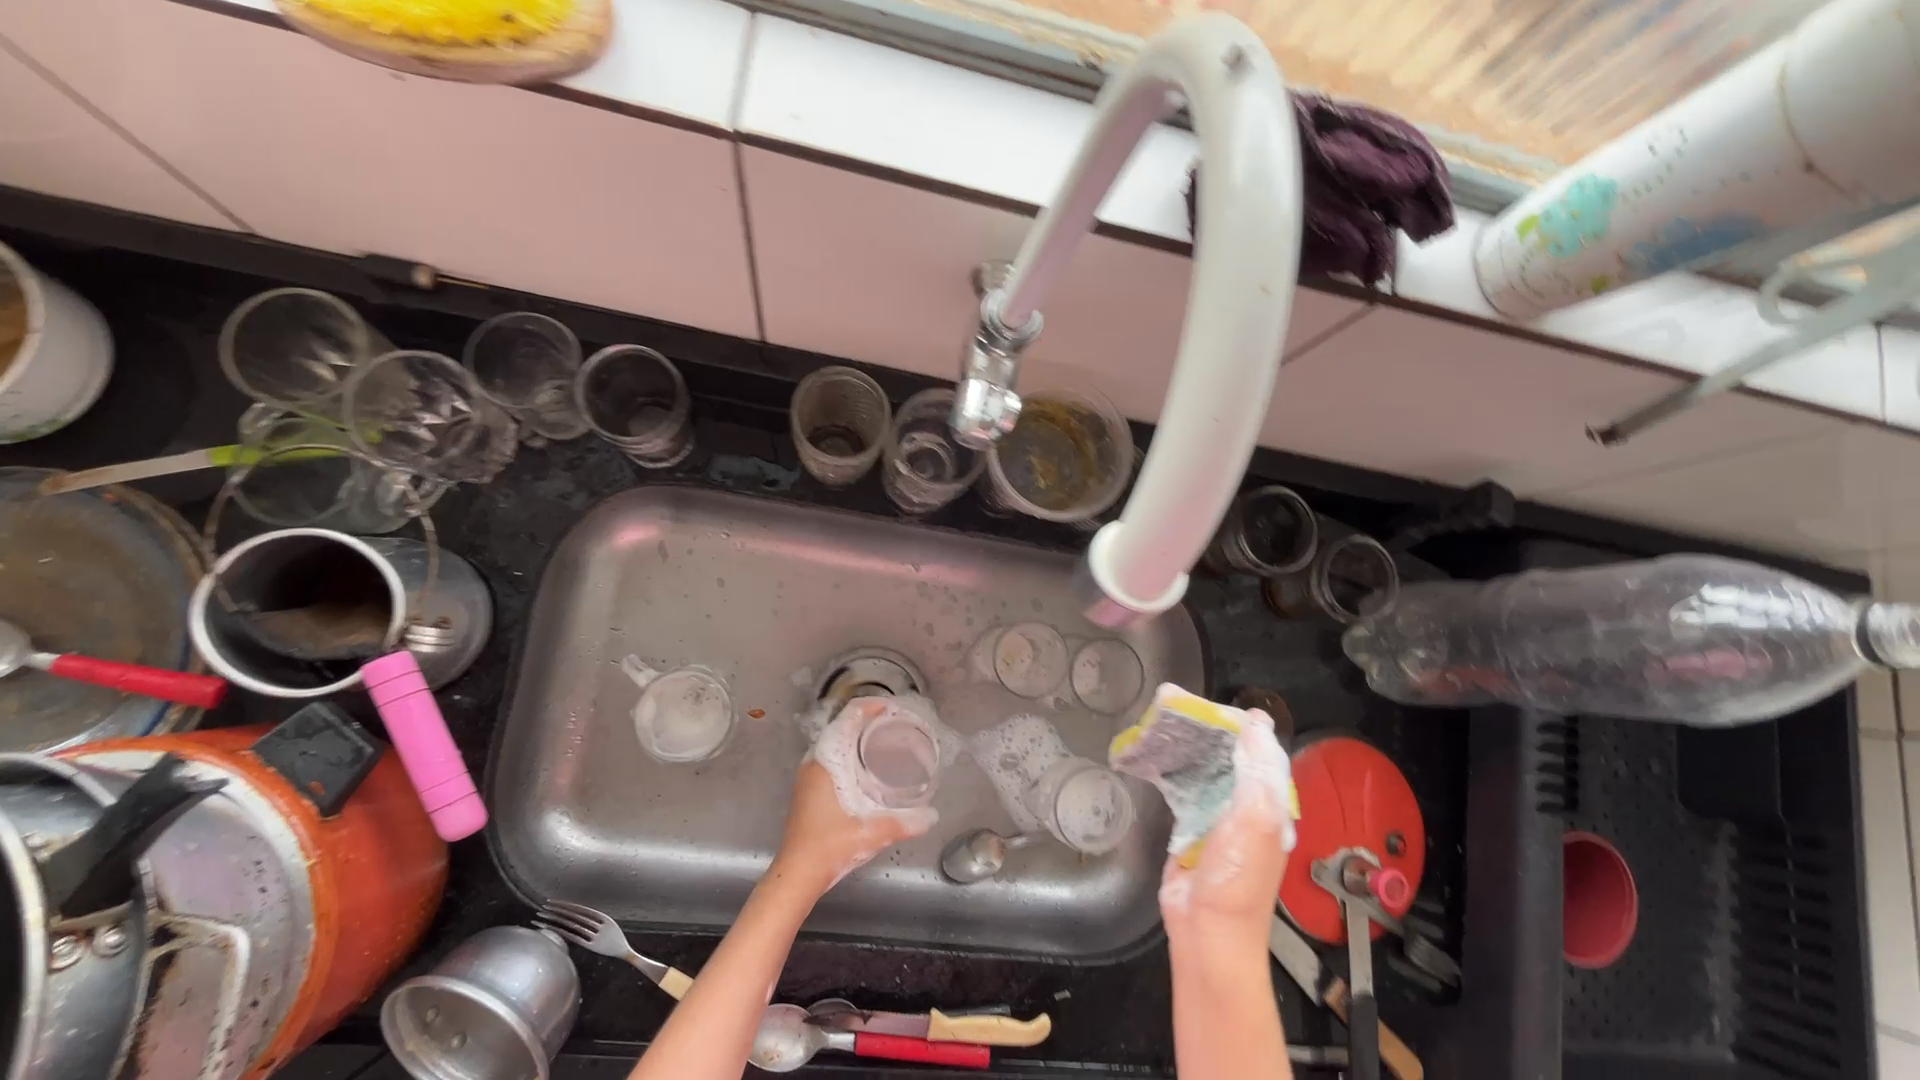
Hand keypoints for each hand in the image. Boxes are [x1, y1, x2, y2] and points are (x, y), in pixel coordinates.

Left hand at [772, 703, 938, 896]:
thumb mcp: (871, 832)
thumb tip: (933, 816)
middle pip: (841, 727)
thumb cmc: (828, 847)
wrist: (797, 874)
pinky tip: (867, 766)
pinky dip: (850, 752)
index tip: (892, 707)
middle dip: (867, 720)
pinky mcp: (810, 789)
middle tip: (895, 722)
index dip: (869, 707)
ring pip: (835, 743)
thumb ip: (904, 823)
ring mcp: (810, 776)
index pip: (847, 719)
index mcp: (826, 762)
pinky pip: (832, 757)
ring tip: (884, 739)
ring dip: (857, 736)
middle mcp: (814, 762)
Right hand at [1159, 710, 1293, 963]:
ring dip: (1186, 745)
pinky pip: (1183, 790)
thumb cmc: (1237, 878)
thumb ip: (1257, 771)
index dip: (1239, 722)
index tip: (1208, 703)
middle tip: (1173, 702)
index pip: (1260, 749)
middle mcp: (1247, 804)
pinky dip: (1171, 770)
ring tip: (1160, 719)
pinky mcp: (1190, 828)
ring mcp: (1218, 816)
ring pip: (1205, 769)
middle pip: (1230, 754)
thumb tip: (1255, 721)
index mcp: (1271, 802)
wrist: (1207, 930)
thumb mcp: (1256, 820)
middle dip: (1207, 728)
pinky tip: (1153, 754)